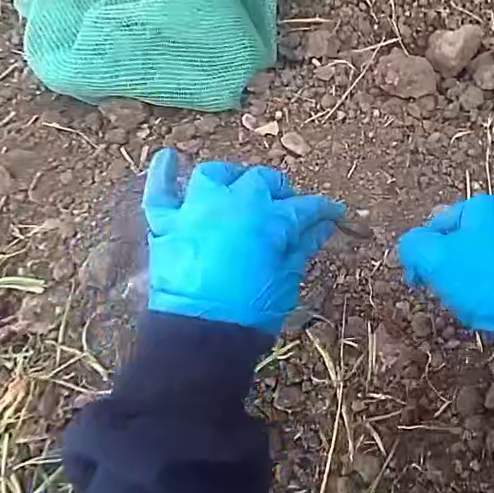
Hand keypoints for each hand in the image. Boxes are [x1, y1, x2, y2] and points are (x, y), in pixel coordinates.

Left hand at [142, 149, 343, 331]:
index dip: (322, 210)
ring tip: (240, 187)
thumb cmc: (253, 310)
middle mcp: (234, 204)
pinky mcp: (167, 224)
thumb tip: (323, 226)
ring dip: (231, 177)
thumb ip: (303, 245)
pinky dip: (163, 173)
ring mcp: (197, 211)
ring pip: (215, 176)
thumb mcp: (287, 277)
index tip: (334, 214)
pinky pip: (159, 191)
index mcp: (270, 219)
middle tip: (289, 207)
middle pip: (262, 181)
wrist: (202, 334)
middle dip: (280, 190)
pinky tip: (169, 158)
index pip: (304, 207)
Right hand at [398, 195, 493, 333]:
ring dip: (466, 284)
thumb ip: (413, 245)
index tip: (417, 280)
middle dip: (446, 270)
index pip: (436, 226)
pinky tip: (489, 307)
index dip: (420, 254)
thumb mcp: (435, 257)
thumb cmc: (483, 276)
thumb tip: (412, 246)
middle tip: (445, 291)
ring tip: (469, 302)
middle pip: (458, 245)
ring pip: (477, 264)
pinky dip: (490, 292)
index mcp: (482, 206)